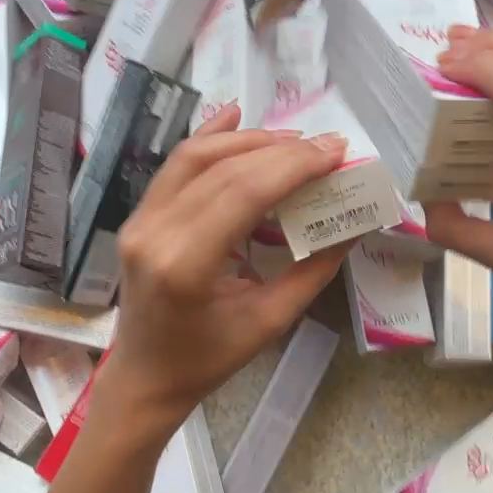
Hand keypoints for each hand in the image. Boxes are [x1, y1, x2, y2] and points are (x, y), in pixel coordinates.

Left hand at [95, 104, 348, 427]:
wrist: (146, 377)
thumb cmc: (207, 361)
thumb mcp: (268, 323)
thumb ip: (312, 271)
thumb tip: (353, 225)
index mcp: (186, 266)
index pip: (243, 193)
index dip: (293, 165)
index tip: (335, 152)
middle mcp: (155, 234)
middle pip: (222, 169)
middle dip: (280, 150)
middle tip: (326, 146)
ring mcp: (140, 222)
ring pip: (195, 158)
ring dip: (248, 141)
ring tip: (293, 141)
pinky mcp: (138, 218)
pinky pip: (174, 167)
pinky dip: (208, 140)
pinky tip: (235, 115)